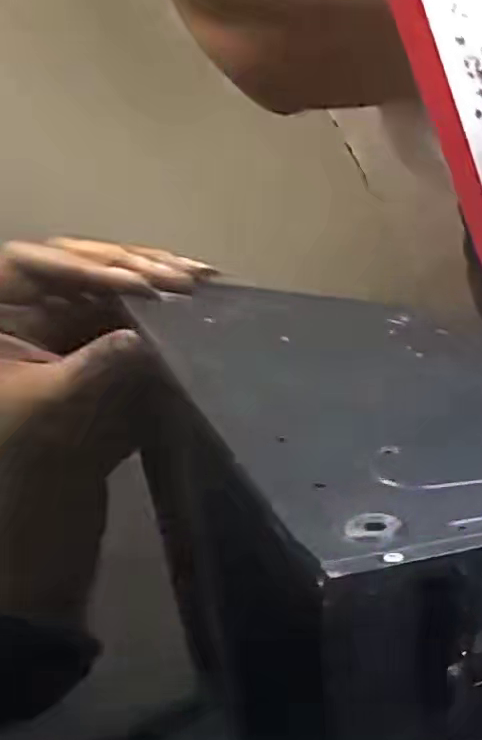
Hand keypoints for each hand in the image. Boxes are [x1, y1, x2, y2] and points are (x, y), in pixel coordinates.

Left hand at [0, 236, 206, 628]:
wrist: (42, 479)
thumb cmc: (31, 443)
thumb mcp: (58, 405)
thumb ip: (98, 367)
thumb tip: (143, 333)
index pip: (23, 266)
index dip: (85, 270)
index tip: (147, 289)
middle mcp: (14, 304)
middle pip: (67, 260)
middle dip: (129, 263)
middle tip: (186, 277)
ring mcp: (60, 316)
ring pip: (102, 274)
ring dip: (154, 270)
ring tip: (202, 278)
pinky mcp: (99, 332)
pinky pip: (131, 300)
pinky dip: (167, 292)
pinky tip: (204, 290)